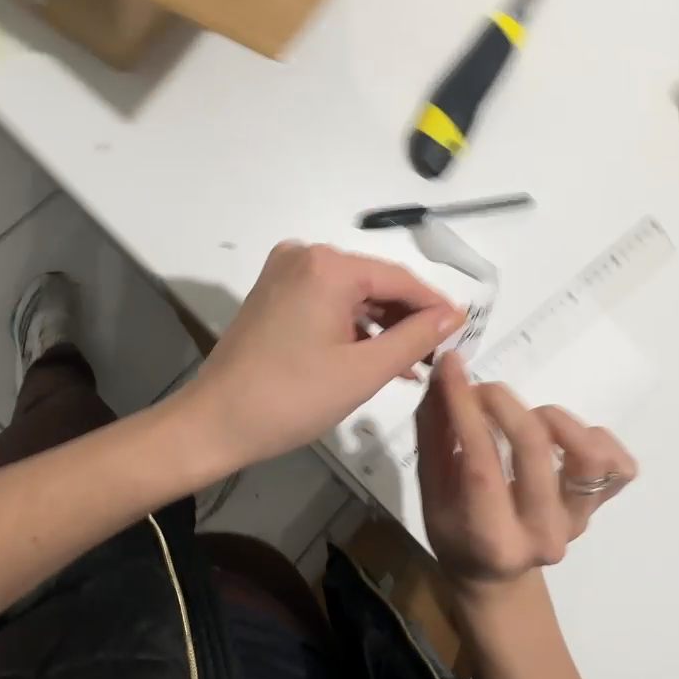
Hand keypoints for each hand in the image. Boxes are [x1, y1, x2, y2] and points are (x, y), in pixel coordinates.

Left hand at [173, 242, 461, 473]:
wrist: (214, 423)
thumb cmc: (292, 398)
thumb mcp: (364, 371)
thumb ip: (416, 337)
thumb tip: (456, 314)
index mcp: (328, 265)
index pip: (399, 279)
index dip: (435, 307)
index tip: (464, 332)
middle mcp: (306, 255)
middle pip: (375, 283)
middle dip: (407, 320)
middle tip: (439, 356)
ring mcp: (286, 271)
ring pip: (352, 294)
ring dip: (382, 327)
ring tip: (413, 365)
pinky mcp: (275, 292)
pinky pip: (328, 302)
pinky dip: (352, 327)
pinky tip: (377, 357)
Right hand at [415, 356, 636, 594]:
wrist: (497, 574)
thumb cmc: (456, 529)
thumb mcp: (431, 490)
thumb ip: (434, 433)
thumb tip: (444, 375)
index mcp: (492, 539)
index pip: (482, 463)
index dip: (466, 409)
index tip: (451, 368)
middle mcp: (544, 534)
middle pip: (534, 449)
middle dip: (503, 402)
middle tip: (480, 390)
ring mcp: (579, 520)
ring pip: (588, 454)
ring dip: (551, 419)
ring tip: (525, 419)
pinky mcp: (603, 504)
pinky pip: (618, 462)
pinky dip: (591, 435)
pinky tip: (560, 436)